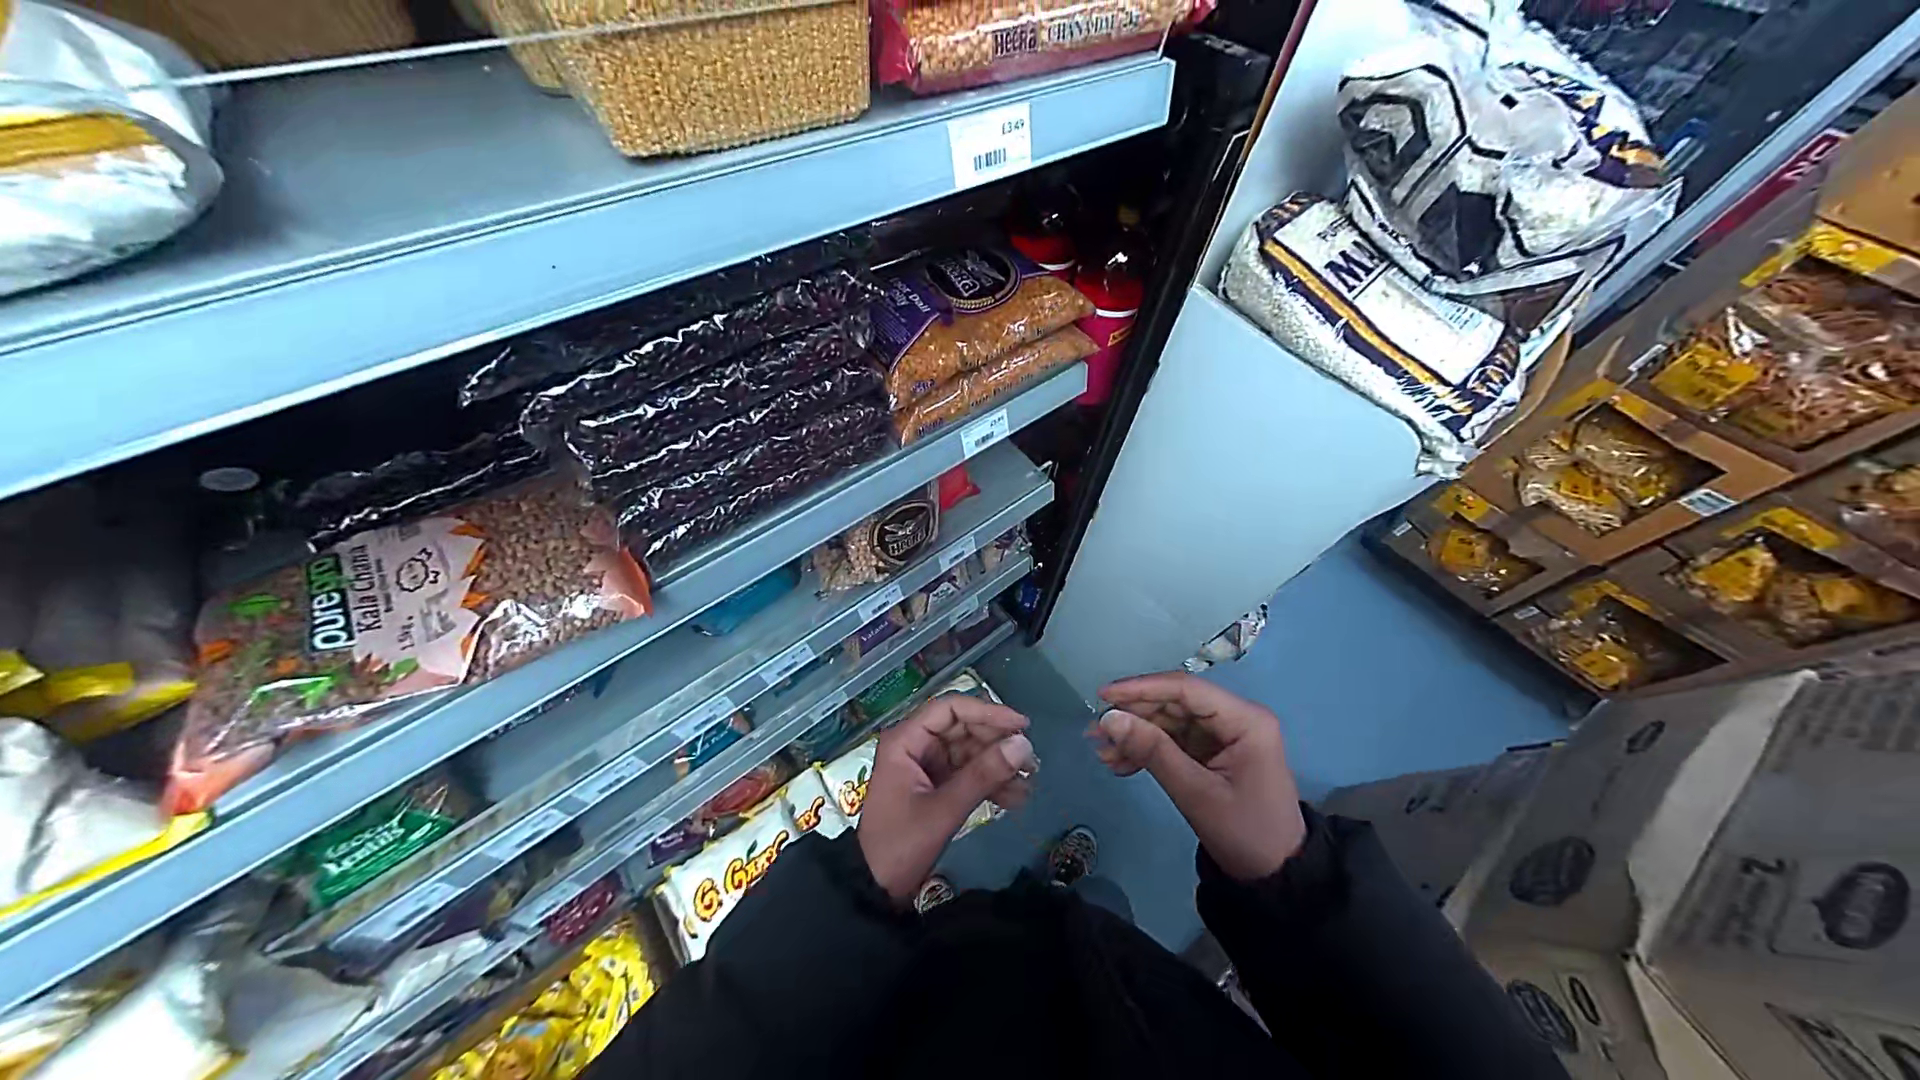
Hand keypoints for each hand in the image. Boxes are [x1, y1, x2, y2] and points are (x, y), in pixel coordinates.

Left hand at [858, 693, 1038, 902]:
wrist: (872, 888)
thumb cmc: (900, 844)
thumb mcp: (943, 809)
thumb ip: (983, 775)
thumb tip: (1023, 745)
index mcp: (906, 740)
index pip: (950, 709)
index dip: (987, 712)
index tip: (1021, 725)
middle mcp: (915, 746)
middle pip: (963, 729)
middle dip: (997, 743)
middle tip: (1030, 760)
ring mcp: (925, 766)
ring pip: (968, 752)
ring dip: (998, 765)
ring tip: (1029, 781)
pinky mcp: (934, 787)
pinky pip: (966, 774)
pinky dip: (989, 783)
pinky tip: (1015, 798)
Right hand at [1093, 672, 1305, 881]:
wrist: (1276, 876)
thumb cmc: (1245, 833)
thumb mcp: (1196, 792)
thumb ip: (1152, 751)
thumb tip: (1108, 718)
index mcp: (1245, 720)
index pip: (1186, 689)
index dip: (1141, 688)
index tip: (1103, 696)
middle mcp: (1235, 718)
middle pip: (1174, 703)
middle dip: (1134, 716)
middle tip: (1096, 732)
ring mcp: (1222, 734)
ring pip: (1168, 721)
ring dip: (1135, 735)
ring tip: (1104, 754)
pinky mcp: (1211, 751)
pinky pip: (1172, 740)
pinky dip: (1147, 750)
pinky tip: (1121, 764)